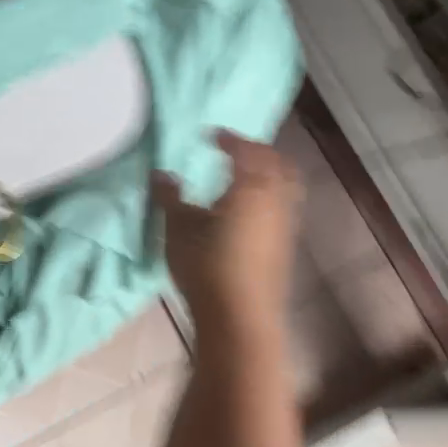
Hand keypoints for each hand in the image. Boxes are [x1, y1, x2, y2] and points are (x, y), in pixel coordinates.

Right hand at [155, 130, 301, 336]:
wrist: (238, 311)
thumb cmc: (205, 264)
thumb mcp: (177, 228)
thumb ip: (170, 197)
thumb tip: (162, 173)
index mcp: (252, 187)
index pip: (246, 152)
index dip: (230, 140)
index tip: (211, 135)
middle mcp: (277, 197)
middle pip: (276, 163)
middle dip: (256, 152)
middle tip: (233, 150)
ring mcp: (285, 220)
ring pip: (285, 183)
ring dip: (267, 171)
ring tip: (243, 174)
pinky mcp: (284, 241)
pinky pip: (282, 202)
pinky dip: (269, 191)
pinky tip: (247, 205)